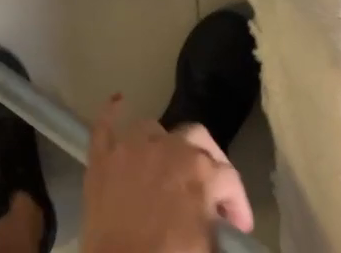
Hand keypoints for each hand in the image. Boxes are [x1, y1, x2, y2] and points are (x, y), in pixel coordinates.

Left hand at [81, 95, 253, 252]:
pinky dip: (112, 112)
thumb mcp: (206, 243)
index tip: (238, 226)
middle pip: (197, 138)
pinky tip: (119, 101)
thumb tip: (214, 213)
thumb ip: (214, 218)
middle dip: (209, 159)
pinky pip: (105, 124)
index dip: (238, 203)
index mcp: (200, 171)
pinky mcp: (101, 156)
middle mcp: (168, 147)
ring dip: (165, 145)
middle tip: (211, 186)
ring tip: (169, 165)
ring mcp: (131, 147)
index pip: (229, 178)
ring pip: (154, 129)